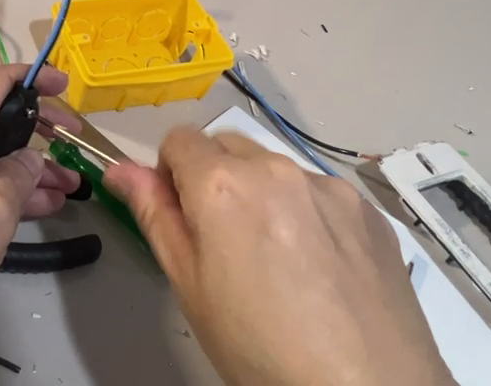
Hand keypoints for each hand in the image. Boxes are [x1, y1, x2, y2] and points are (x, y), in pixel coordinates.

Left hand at [0, 63, 81, 320]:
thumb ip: (20, 175)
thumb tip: (31, 158)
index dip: (33, 76)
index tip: (64, 84)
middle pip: (2, 118)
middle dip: (41, 125)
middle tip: (74, 138)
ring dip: (35, 165)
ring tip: (73, 184)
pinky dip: (16, 188)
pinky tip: (48, 205)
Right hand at [105, 130, 454, 385]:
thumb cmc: (262, 350)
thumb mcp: (191, 287)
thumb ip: (154, 214)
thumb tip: (121, 169)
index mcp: (222, 185)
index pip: (178, 140)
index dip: (171, 176)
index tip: (183, 218)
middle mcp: (274, 169)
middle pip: (226, 146)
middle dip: (215, 178)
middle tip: (226, 243)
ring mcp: (328, 187)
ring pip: (275, 169)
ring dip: (264, 194)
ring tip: (281, 262)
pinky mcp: (370, 210)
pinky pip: (321, 193)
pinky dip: (310, 214)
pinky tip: (322, 270)